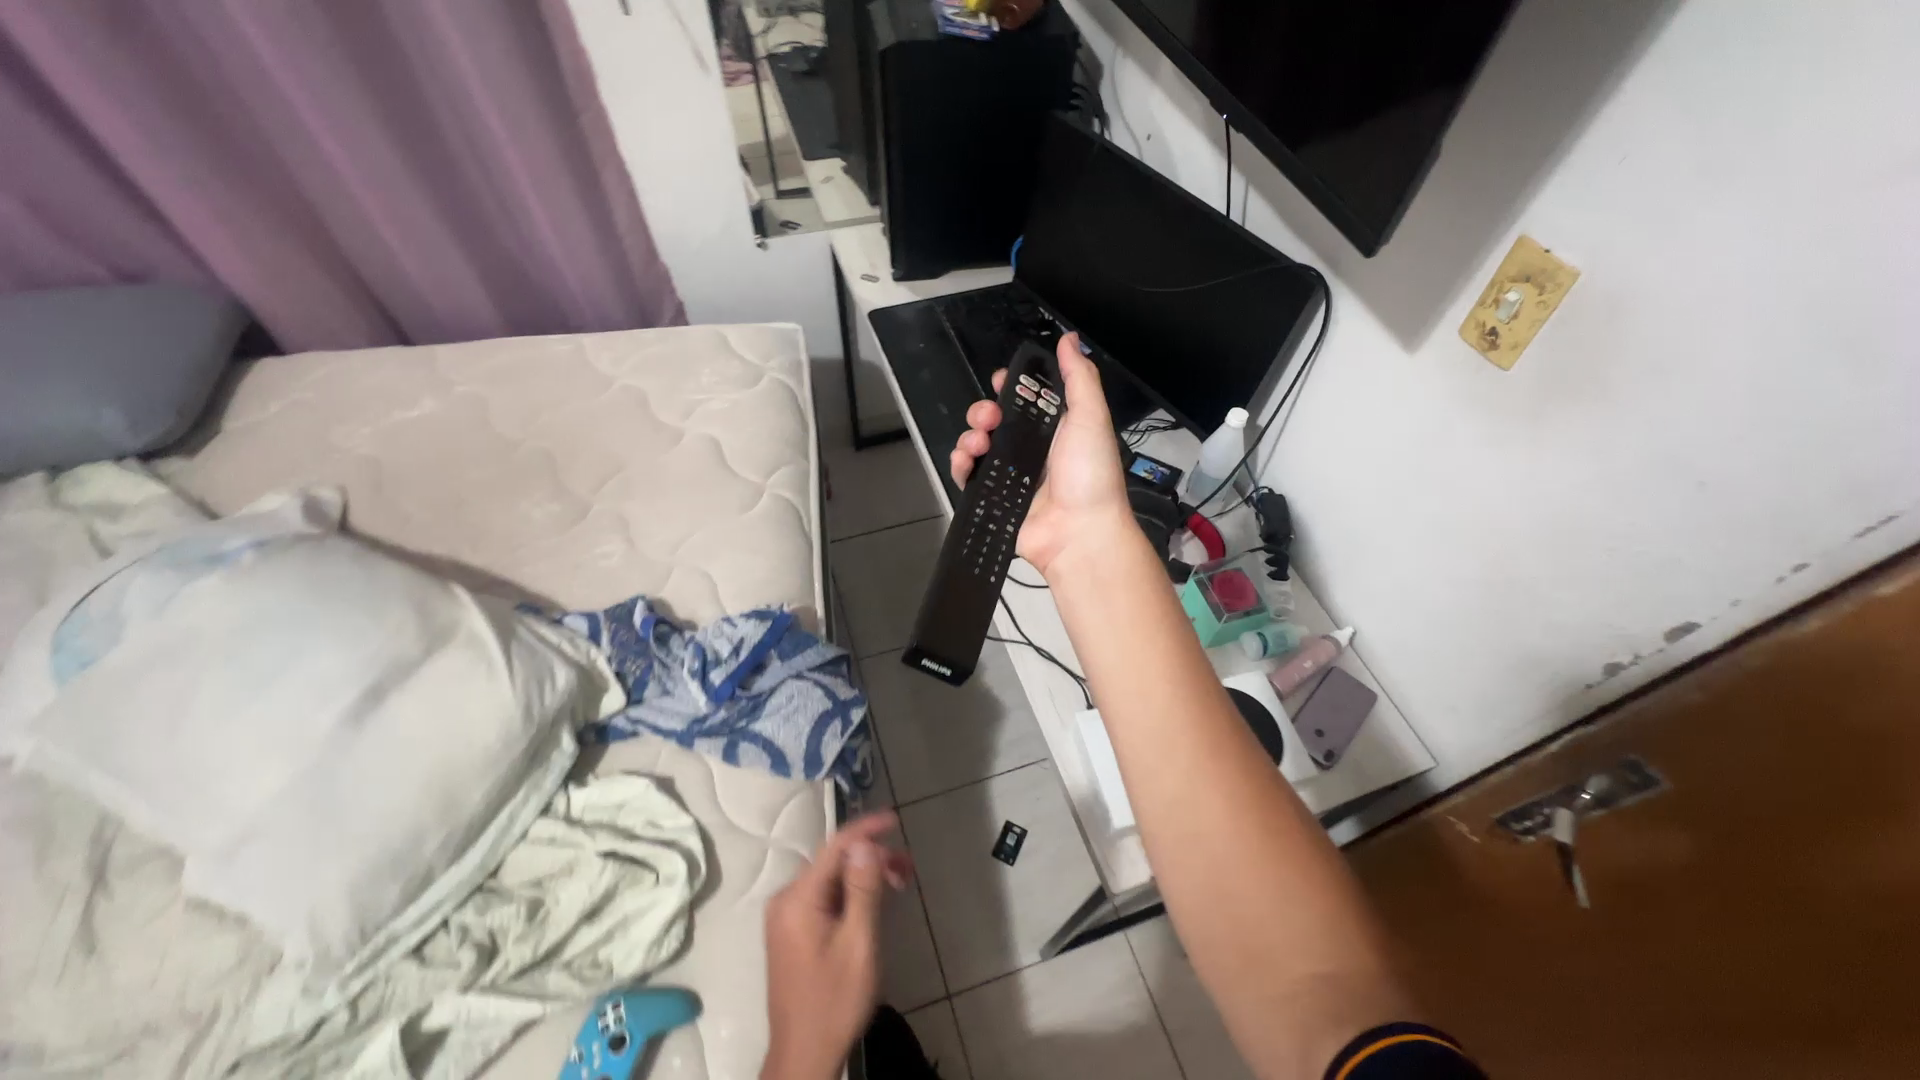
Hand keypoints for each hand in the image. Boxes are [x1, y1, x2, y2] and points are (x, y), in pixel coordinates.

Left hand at [762, 813, 913, 1079]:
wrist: (804, 1054)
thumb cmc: (835, 1000)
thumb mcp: (858, 943)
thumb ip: (863, 890)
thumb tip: (866, 844)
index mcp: (798, 899)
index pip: (834, 847)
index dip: (866, 829)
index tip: (895, 820)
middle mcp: (786, 900)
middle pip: (832, 863)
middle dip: (871, 857)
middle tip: (908, 867)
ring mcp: (786, 918)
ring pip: (829, 880)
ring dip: (863, 876)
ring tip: (899, 883)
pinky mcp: (792, 933)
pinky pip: (823, 898)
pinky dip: (850, 894)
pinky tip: (873, 903)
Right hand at [949, 332, 1133, 577]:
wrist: (1080, 532)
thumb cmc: (1091, 474)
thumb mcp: (1091, 416)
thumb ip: (1078, 377)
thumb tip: (1068, 338)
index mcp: (1055, 429)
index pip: (1026, 400)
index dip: (1011, 387)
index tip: (1003, 382)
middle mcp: (1032, 450)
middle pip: (996, 421)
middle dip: (985, 410)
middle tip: (990, 417)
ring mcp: (1012, 476)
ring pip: (979, 445)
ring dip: (970, 435)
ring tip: (978, 441)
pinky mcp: (994, 499)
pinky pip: (969, 477)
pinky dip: (961, 465)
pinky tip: (965, 460)